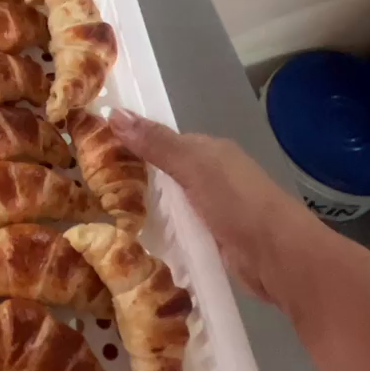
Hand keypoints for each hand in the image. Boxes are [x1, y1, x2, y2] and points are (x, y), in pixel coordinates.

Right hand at [109, 109, 323, 305]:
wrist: (280, 258)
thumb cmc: (238, 203)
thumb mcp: (194, 167)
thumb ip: (156, 144)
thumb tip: (113, 111)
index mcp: (210, 150)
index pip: (163, 140)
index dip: (132, 142)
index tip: (94, 149)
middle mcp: (212, 175)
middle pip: (165, 172)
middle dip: (134, 178)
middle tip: (89, 186)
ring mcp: (213, 210)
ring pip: (170, 203)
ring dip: (146, 208)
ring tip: (101, 215)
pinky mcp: (212, 240)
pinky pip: (178, 230)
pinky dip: (160, 233)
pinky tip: (135, 240)